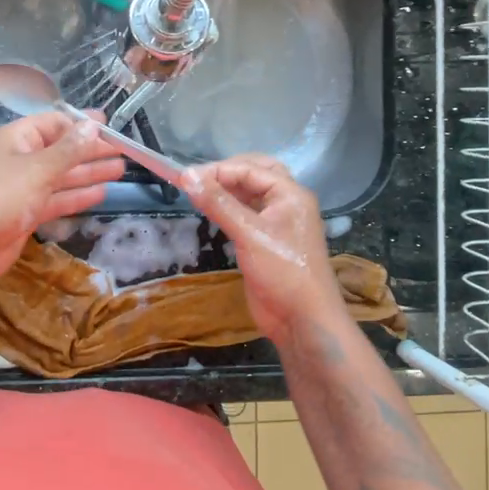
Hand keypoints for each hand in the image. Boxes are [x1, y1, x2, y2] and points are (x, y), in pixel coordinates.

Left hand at [0, 112, 124, 283]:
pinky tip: (101, 194)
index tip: (110, 126)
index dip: (81, 124)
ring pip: (62, 175)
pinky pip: (57, 198)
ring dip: (89, 173)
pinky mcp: (28, 211)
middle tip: (124, 150)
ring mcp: (24, 186)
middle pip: (61, 149)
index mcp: (17, 138)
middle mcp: (21, 158)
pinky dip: (77, 196)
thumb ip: (70, 149)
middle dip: (91, 150)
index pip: (54, 123)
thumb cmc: (3, 197)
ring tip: (120, 171)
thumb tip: (93, 125)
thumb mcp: (40, 169)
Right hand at [189, 154, 344, 338]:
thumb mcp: (249, 234)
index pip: (250, 169)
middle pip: (256, 173)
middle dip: (227, 172)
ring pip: (251, 193)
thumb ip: (219, 203)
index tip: (185, 177)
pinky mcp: (267, 242)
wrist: (303, 320)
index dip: (217, 170)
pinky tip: (212, 213)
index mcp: (291, 194)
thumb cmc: (282, 272)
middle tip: (198, 180)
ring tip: (199, 194)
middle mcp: (287, 203)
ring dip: (227, 190)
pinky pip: (246, 214)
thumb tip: (188, 176)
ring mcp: (278, 223)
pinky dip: (228, 208)